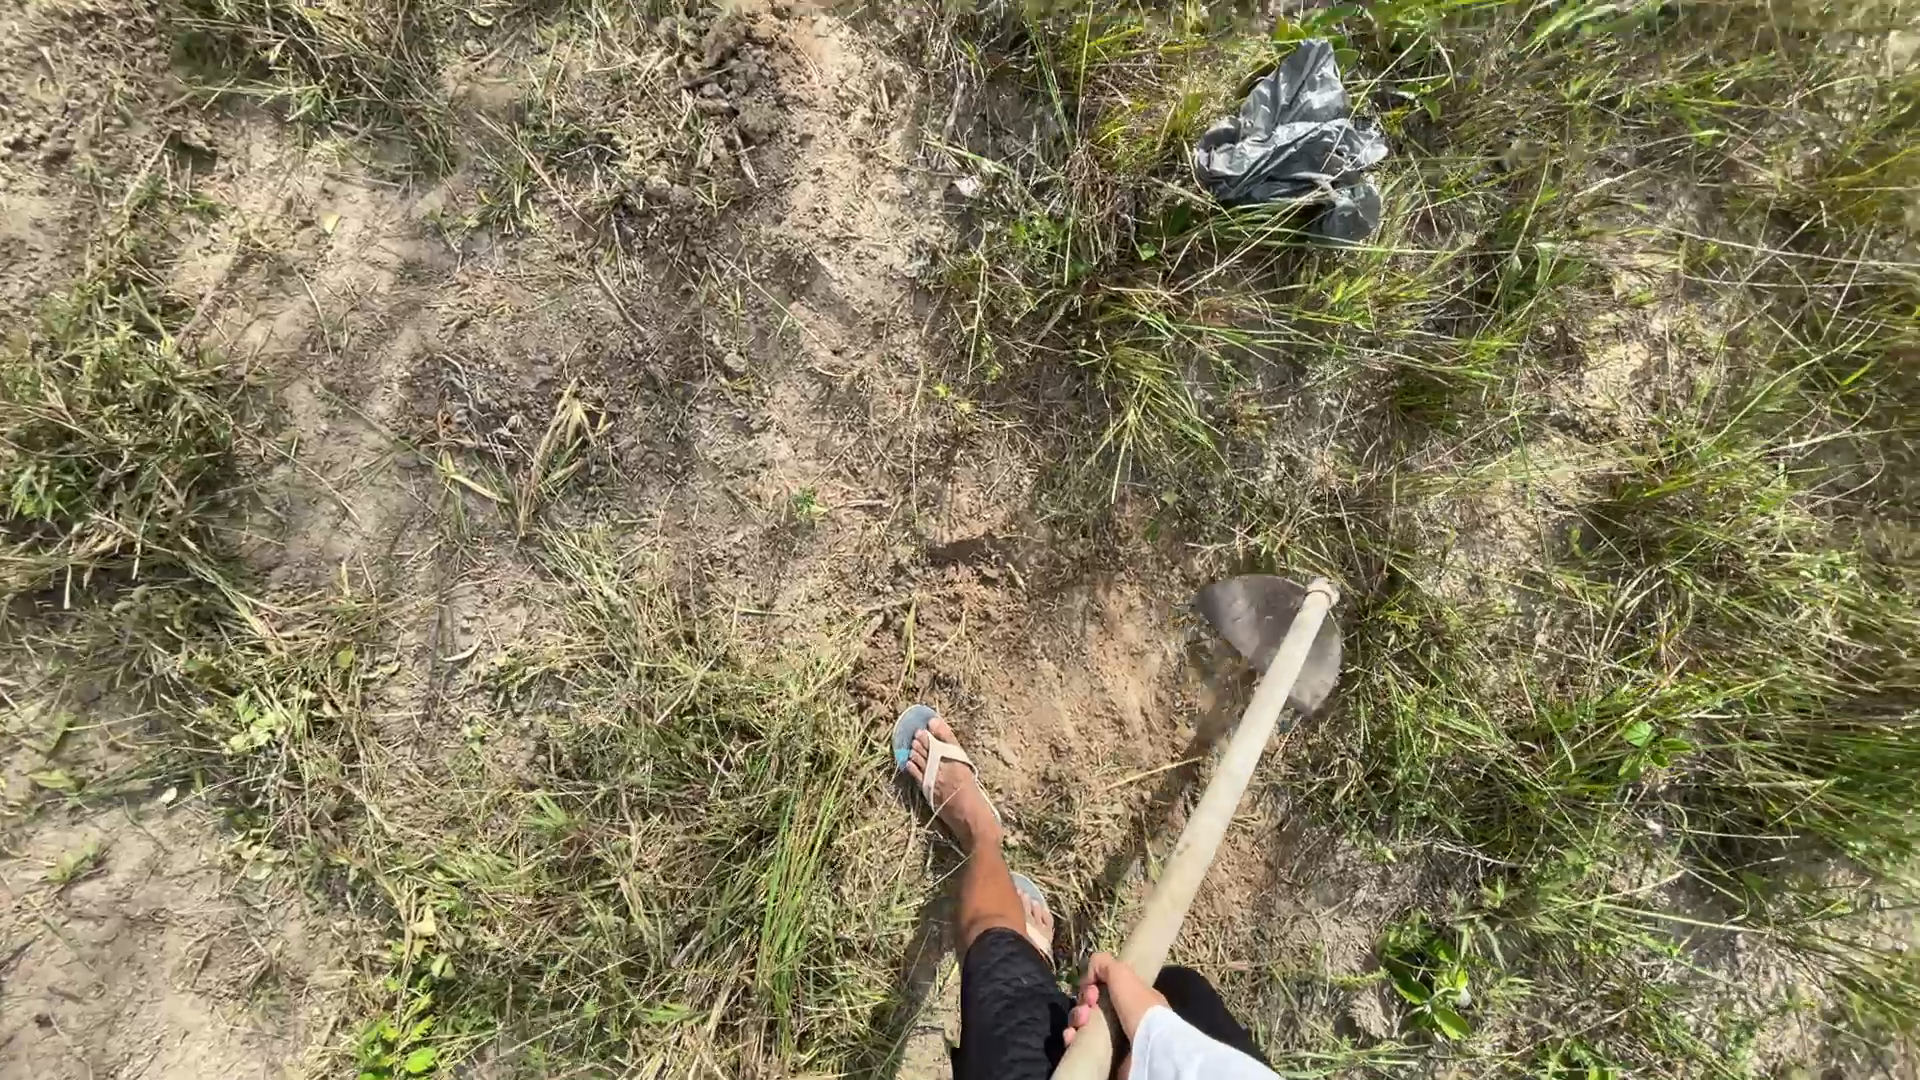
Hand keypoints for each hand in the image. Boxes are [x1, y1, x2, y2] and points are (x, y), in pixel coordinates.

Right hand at [1064, 952, 1167, 1044]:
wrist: (1148, 1048)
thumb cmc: (1138, 1006)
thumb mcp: (1122, 972)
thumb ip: (1103, 963)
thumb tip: (1088, 974)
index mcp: (1132, 998)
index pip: (1104, 988)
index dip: (1091, 985)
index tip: (1091, 987)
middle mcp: (1123, 1018)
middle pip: (1091, 1006)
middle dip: (1082, 1003)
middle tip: (1087, 1007)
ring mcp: (1114, 1039)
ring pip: (1084, 1024)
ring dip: (1076, 1019)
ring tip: (1081, 1022)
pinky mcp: (1106, 1058)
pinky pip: (1082, 1045)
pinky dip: (1073, 1039)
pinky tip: (1072, 1037)